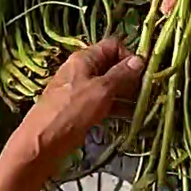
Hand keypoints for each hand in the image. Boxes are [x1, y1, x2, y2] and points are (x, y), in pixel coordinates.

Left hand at [7, 38, 144, 171]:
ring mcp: (81, 91)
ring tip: (144, 107)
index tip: (145, 74)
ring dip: (127, 94)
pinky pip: (103, 103)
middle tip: (149, 92)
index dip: (130, 56)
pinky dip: (117, 108)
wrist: (41, 144)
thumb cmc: (70, 112)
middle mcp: (83, 71)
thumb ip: (121, 75)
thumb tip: (140, 59)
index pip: (113, 46)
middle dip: (131, 77)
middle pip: (112, 66)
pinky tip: (131, 118)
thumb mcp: (100, 91)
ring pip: (110, 86)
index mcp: (84, 59)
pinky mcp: (81, 109)